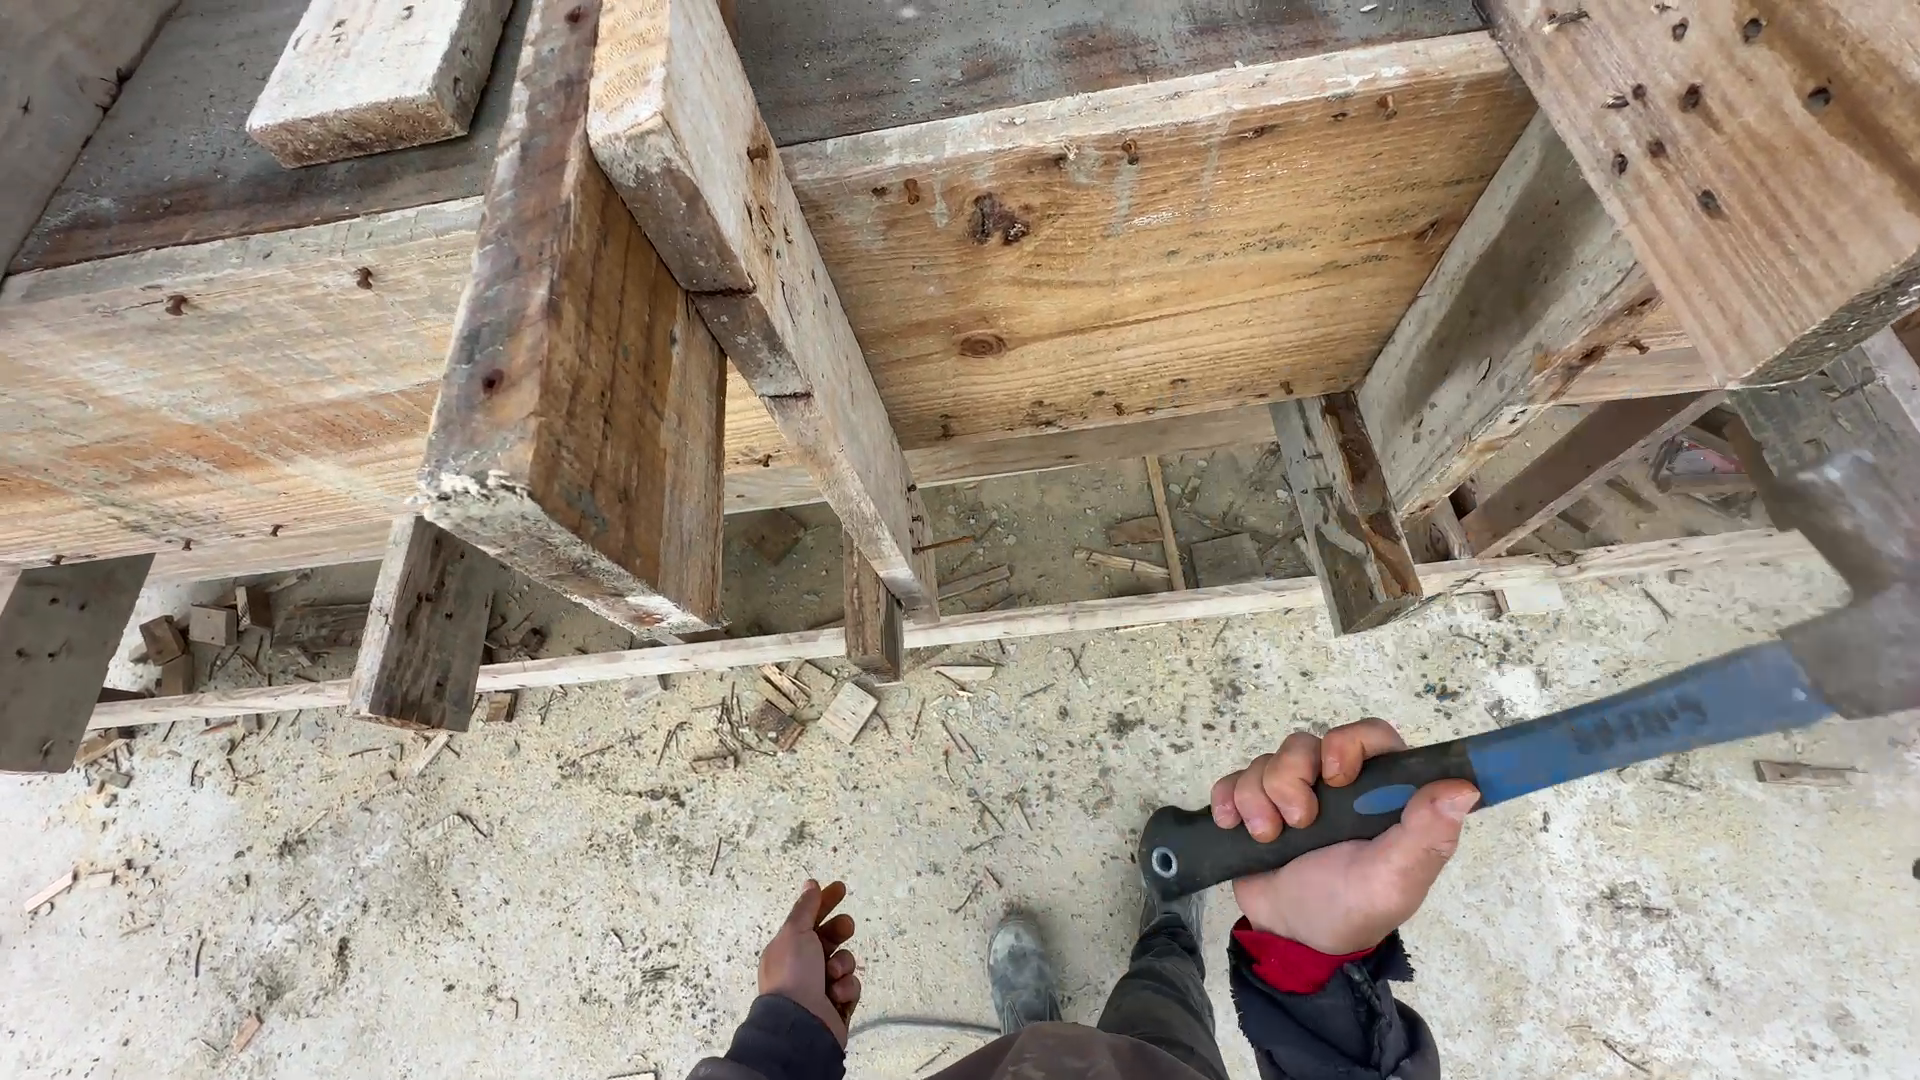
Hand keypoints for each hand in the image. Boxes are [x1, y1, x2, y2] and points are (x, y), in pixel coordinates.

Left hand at [757, 879, 861, 1044]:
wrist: (800, 1025)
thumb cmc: (793, 973)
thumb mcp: (794, 933)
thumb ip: (805, 908)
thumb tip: (810, 884)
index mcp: (789, 948)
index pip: (809, 918)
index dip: (825, 901)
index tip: (841, 887)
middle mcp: (804, 966)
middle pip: (830, 937)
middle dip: (840, 930)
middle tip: (845, 929)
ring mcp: (822, 986)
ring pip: (844, 960)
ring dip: (842, 963)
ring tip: (833, 974)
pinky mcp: (838, 1005)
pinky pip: (851, 985)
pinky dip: (846, 987)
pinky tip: (837, 993)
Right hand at [1211, 718, 1478, 954]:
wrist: (1290, 936)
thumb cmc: (1352, 908)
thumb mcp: (1394, 879)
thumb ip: (1425, 834)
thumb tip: (1463, 787)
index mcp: (1379, 794)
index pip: (1370, 736)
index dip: (1349, 742)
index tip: (1335, 775)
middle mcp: (1335, 785)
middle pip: (1306, 744)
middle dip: (1290, 779)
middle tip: (1297, 821)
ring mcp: (1290, 791)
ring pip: (1266, 762)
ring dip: (1259, 799)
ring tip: (1266, 837)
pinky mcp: (1253, 802)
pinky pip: (1232, 779)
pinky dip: (1228, 800)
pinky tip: (1234, 826)